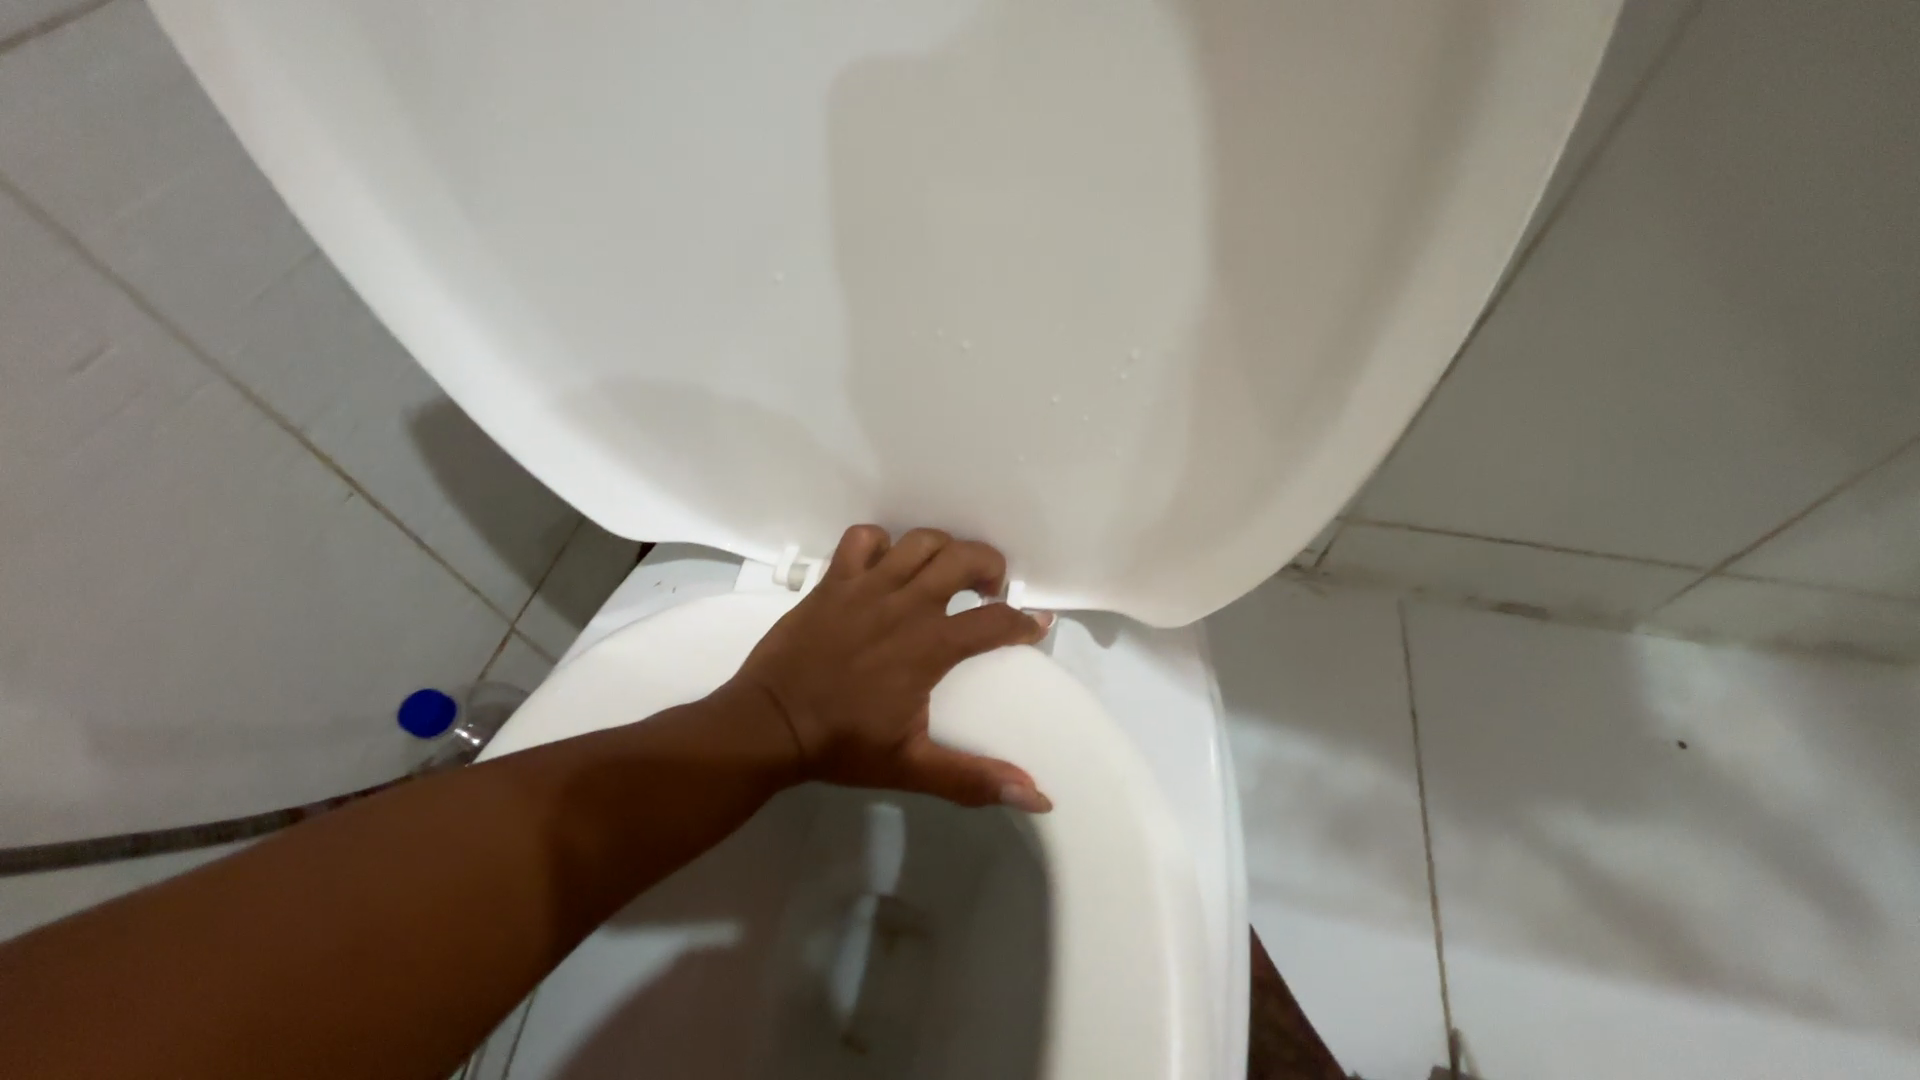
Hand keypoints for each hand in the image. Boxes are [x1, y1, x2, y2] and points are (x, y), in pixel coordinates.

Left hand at [726, 525, 1054, 811]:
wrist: (769, 725)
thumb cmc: (842, 745)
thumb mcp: (911, 768)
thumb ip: (973, 779)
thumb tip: (1038, 799)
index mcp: (929, 646)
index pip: (995, 621)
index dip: (1025, 621)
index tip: (1037, 625)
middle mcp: (904, 605)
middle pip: (964, 557)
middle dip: (990, 565)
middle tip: (990, 590)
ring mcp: (865, 587)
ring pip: (919, 541)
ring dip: (943, 549)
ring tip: (946, 572)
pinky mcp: (833, 581)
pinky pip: (862, 539)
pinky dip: (880, 543)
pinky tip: (886, 566)